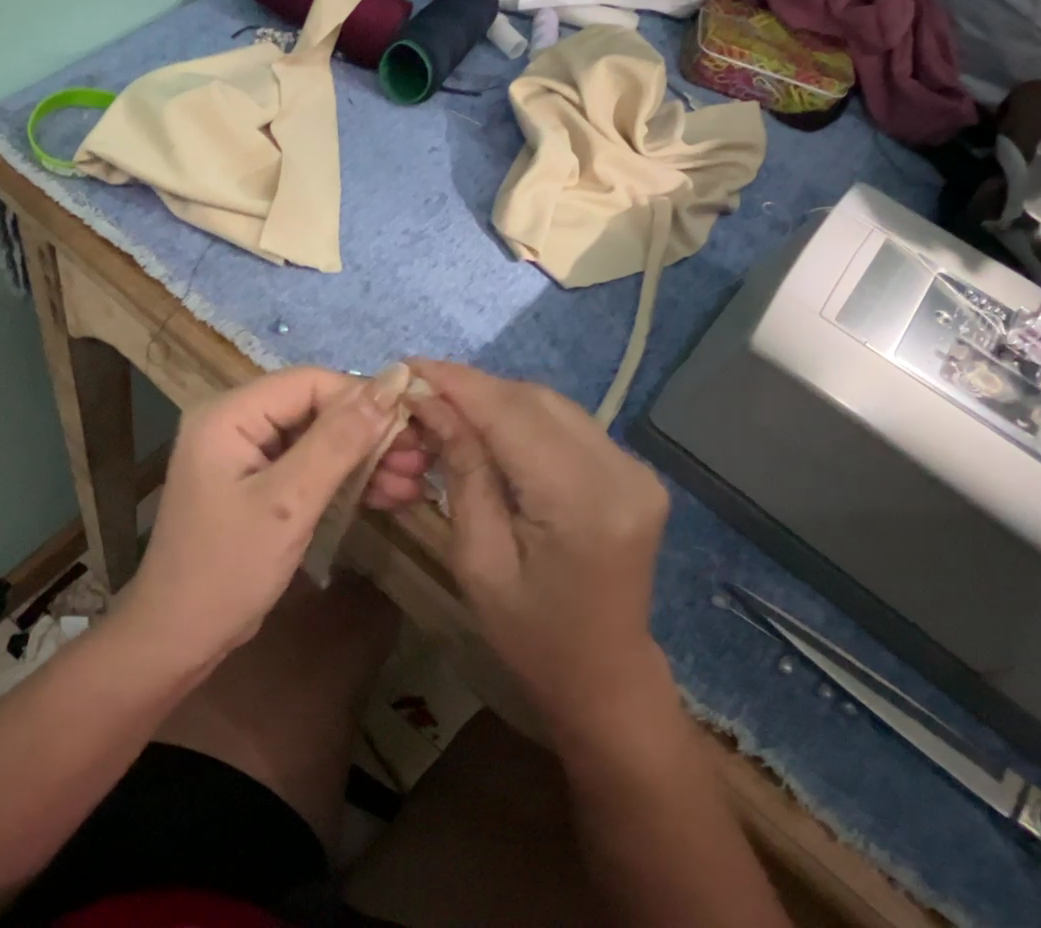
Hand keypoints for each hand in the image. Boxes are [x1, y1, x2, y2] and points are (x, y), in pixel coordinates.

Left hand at [118, 366, 431, 663]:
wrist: (182, 634)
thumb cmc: (229, 567)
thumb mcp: (289, 502)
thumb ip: (339, 441)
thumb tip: (392, 381)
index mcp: (228, 415)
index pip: (309, 382)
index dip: (365, 398)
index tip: (415, 427)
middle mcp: (233, 424)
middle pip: (315, 409)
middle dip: (370, 433)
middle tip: (423, 460)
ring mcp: (244, 458)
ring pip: (317, 441)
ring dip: (365, 460)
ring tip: (415, 483)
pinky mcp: (256, 487)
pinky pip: (307, 469)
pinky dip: (344, 481)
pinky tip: (388, 496)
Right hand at [405, 360, 670, 744]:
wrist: (604, 675)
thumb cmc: (528, 634)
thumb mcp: (477, 559)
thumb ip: (463, 472)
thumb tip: (431, 405)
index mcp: (581, 502)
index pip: (511, 415)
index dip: (456, 383)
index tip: (405, 366)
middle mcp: (620, 472)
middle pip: (535, 400)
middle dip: (471, 387)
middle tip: (415, 391)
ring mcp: (635, 469)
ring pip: (552, 405)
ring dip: (494, 400)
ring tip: (442, 407)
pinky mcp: (633, 473)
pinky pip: (567, 425)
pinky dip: (520, 419)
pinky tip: (484, 429)